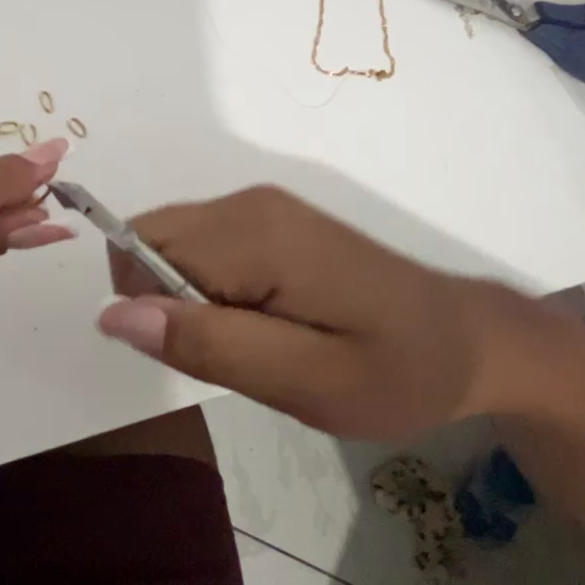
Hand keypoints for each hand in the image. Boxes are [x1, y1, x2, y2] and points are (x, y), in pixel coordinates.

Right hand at [96, 186, 540, 442]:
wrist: (472, 343)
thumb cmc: (396, 372)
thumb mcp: (305, 381)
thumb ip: (208, 345)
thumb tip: (112, 314)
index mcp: (254, 235)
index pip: (138, 254)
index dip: (156, 311)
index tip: (216, 350)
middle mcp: (246, 203)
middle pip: (146, 242)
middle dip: (169, 304)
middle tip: (241, 348)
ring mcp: (257, 205)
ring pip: (165, 245)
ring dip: (188, 299)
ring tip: (257, 336)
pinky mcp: (265, 217)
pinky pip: (194, 246)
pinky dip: (206, 287)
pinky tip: (262, 316)